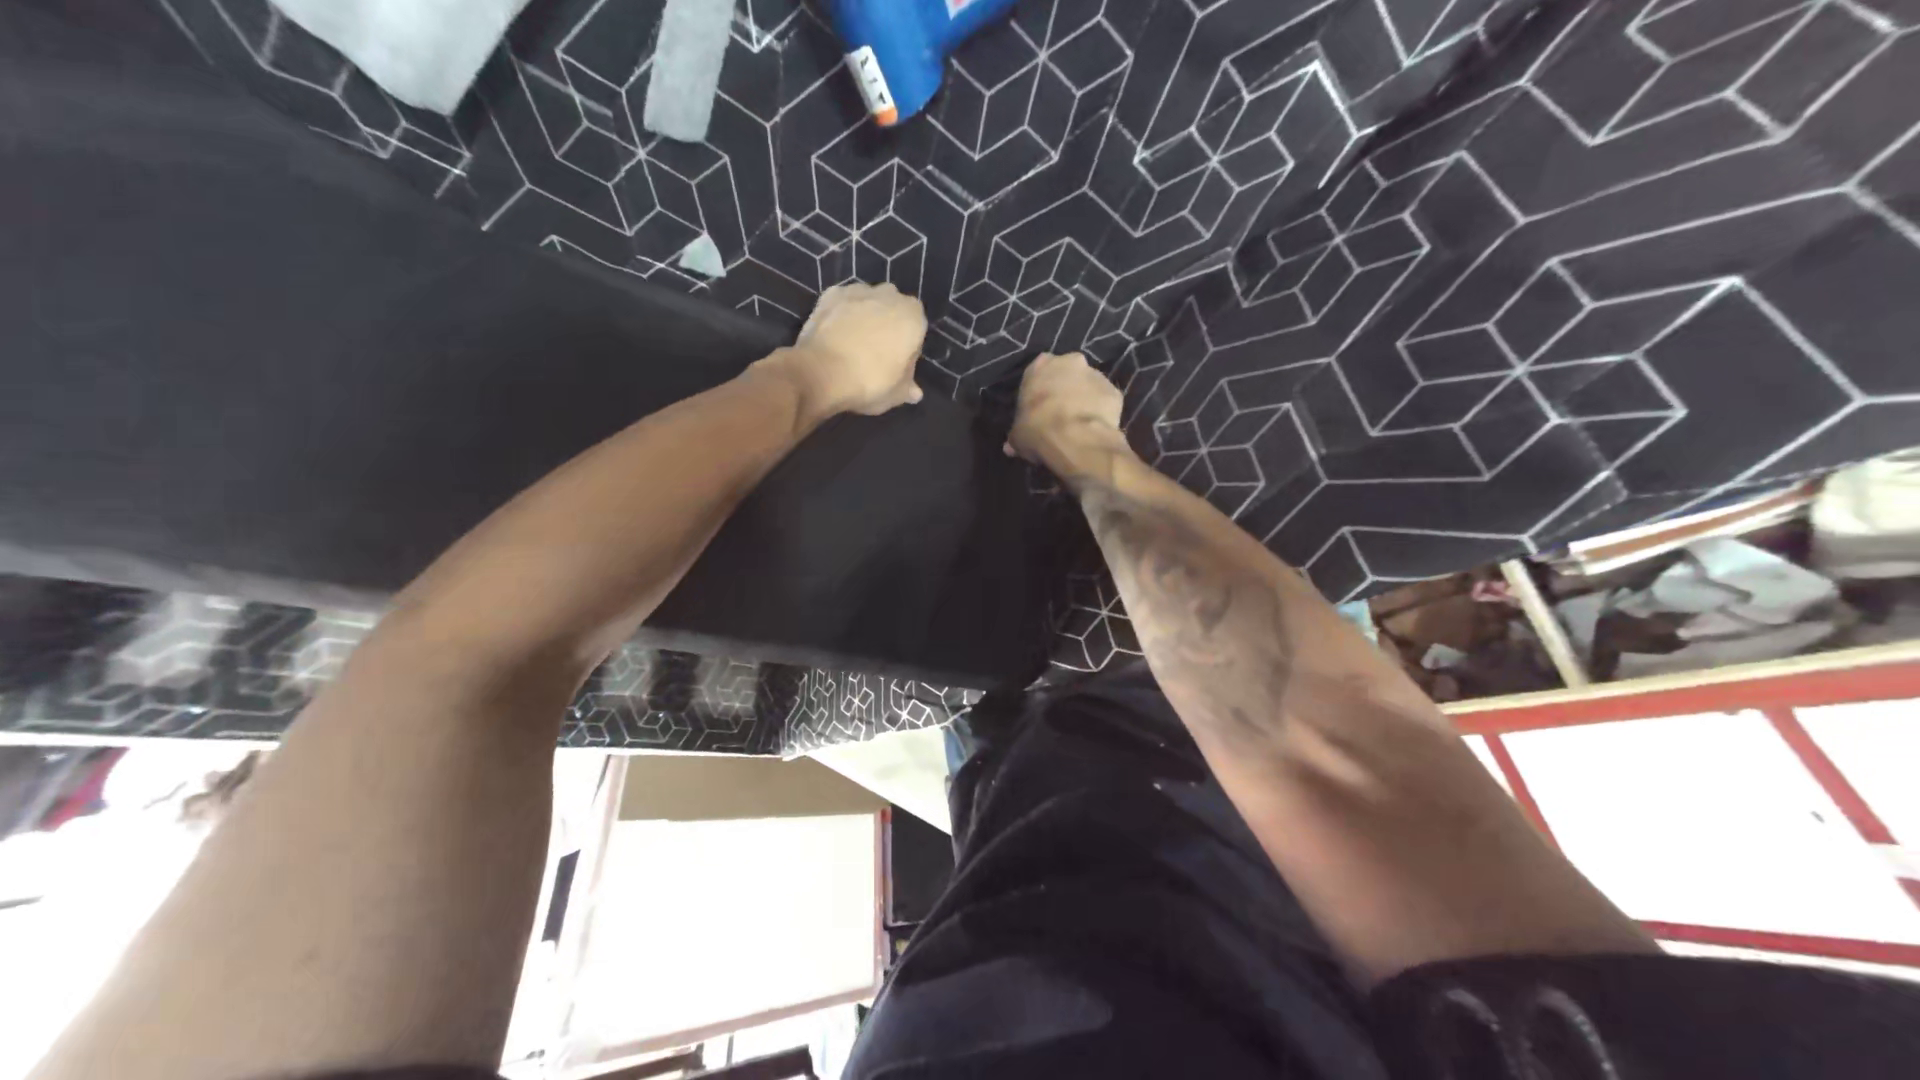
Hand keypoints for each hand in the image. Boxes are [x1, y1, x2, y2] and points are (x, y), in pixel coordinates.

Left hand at [766, 282, 926, 418]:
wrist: (823, 372)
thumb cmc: (870, 382)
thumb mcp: (897, 394)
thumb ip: (908, 388)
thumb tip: (915, 393)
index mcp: (913, 316)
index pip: (916, 331)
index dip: (906, 349)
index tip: (895, 366)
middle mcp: (890, 295)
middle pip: (892, 311)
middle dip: (886, 327)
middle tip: (874, 354)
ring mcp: (858, 291)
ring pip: (867, 303)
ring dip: (864, 318)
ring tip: (851, 346)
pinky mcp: (830, 294)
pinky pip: (842, 304)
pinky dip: (840, 315)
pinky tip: (834, 336)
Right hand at [1005, 351, 1130, 485]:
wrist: (1075, 440)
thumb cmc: (1038, 430)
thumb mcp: (1018, 436)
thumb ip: (1016, 435)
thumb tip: (1010, 447)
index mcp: (1040, 365)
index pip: (1038, 372)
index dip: (1039, 390)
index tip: (1039, 407)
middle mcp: (1070, 361)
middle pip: (1067, 373)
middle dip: (1065, 388)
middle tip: (1060, 412)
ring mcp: (1096, 374)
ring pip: (1089, 384)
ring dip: (1085, 398)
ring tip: (1080, 423)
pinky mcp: (1114, 391)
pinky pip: (1105, 400)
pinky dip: (1101, 411)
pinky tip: (1095, 427)